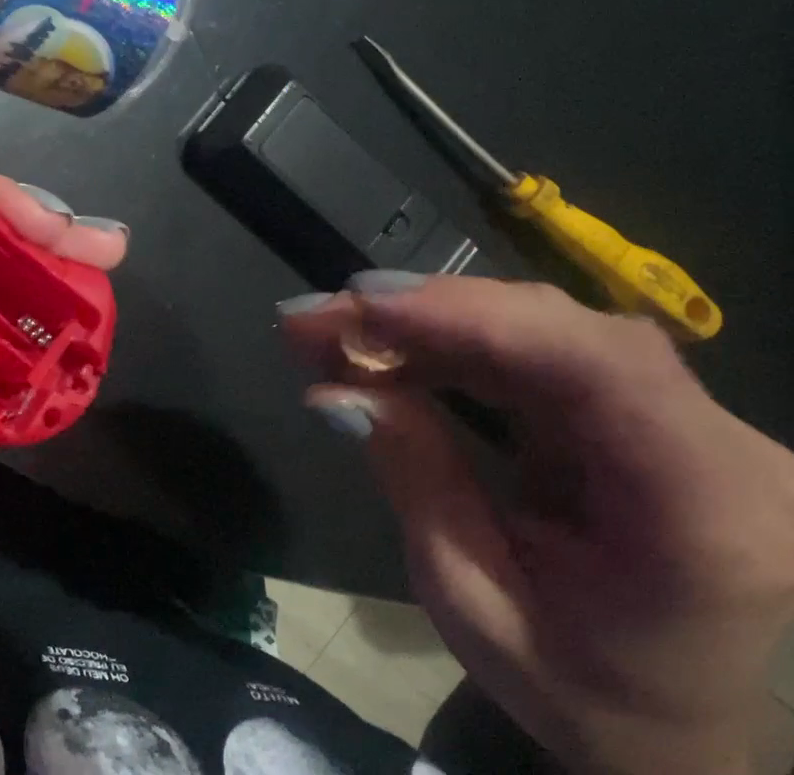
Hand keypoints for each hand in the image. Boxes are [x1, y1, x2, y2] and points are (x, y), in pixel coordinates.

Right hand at [280, 272, 793, 774]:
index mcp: (704, 515)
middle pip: (570, 336)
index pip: (601, 371)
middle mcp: (722, 452)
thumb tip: (335, 391)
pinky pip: (542, 357)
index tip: (360, 306)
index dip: (475, 319)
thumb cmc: (571, 685)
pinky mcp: (644, 420)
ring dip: (428, 323)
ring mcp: (689, 429)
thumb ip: (417, 481)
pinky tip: (382, 346)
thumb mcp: (471, 597)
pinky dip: (450, 344)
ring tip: (327, 331)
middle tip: (312, 319)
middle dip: (429, 312)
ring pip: (549, 334)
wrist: (662, 728)